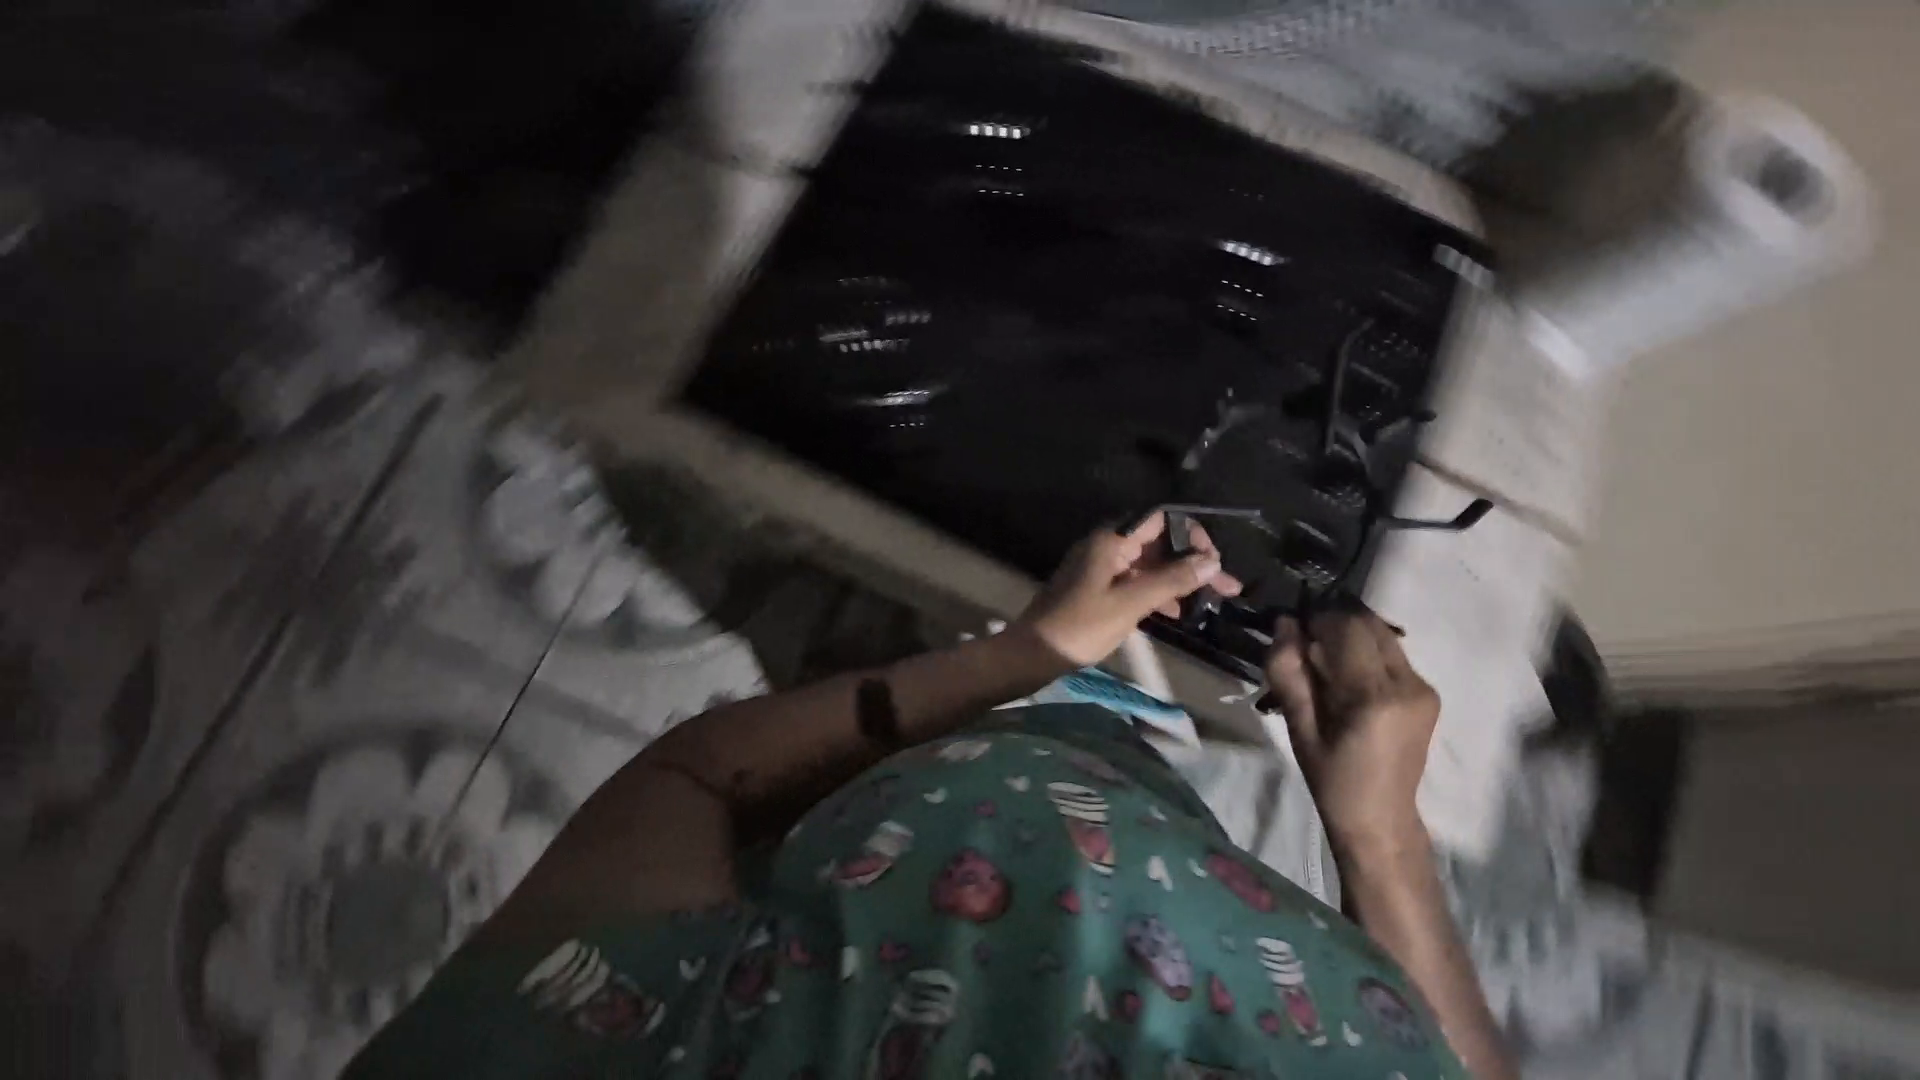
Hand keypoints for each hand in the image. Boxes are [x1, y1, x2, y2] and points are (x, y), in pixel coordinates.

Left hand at [1016, 513, 1241, 667]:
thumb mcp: (1130, 603)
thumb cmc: (1081, 625)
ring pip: (1148, 566)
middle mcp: (1105, 547)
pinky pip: (1134, 583)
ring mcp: (1100, 569)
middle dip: (1192, 562)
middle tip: (1228, 586)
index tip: (1214, 560)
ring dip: (1178, 581)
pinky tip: (1177, 613)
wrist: (1033, 654)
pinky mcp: (1097, 591)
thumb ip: (1171, 579)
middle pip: (1157, 544)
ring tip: (1213, 600)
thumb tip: (1211, 561)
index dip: (1191, 534)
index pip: (1159, 519)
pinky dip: (1156, 594)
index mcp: (1110, 540)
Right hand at [1264, 608, 1439, 855]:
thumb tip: (1285, 623)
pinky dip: (1366, 651)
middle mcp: (1408, 684)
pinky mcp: (1428, 693)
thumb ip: (1289, 672)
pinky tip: (1348, 677)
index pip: (1347, 628)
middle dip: (1335, 623)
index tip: (1295, 632)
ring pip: (1383, 635)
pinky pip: (1393, 654)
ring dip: (1351, 635)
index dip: (1318, 620)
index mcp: (1374, 696)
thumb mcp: (1299, 727)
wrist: (1380, 816)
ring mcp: (1424, 688)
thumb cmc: (1331, 777)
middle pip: (1369, 624)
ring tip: (1326, 662)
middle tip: (1307, 644)